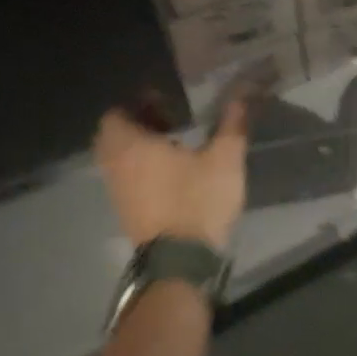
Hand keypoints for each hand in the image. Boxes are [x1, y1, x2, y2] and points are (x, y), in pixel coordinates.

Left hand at [93, 98, 251, 250]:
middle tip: (172, 118)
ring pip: (121, 159)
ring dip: (141, 147)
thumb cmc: (197, 201)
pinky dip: (143, 168)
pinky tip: (174, 169)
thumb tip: (242, 93)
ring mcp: (119, 193)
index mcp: (131, 146)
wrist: (182, 262)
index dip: (136, 103)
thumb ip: (232, 123)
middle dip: (139, 124)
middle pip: (116, 137)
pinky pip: (128, 178)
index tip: (164, 99)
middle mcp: (116, 167)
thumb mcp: (224, 158)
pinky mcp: (128, 212)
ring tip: (177, 142)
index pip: (114, 115)